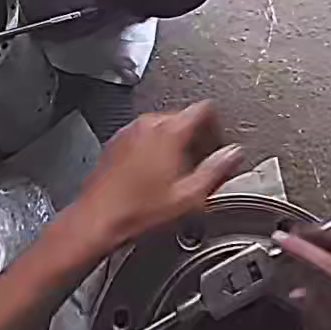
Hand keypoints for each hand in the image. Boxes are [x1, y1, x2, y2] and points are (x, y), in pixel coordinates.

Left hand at [62, 101, 245, 252]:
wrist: (97, 219)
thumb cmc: (137, 211)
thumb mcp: (189, 196)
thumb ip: (217, 170)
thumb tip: (233, 155)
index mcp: (169, 131)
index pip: (204, 109)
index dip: (217, 125)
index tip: (218, 142)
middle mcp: (148, 124)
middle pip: (183, 118)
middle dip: (196, 138)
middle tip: (201, 163)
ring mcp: (129, 131)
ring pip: (162, 127)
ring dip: (174, 143)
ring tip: (176, 173)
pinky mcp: (116, 142)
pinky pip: (143, 136)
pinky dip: (153, 148)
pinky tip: (153, 175)